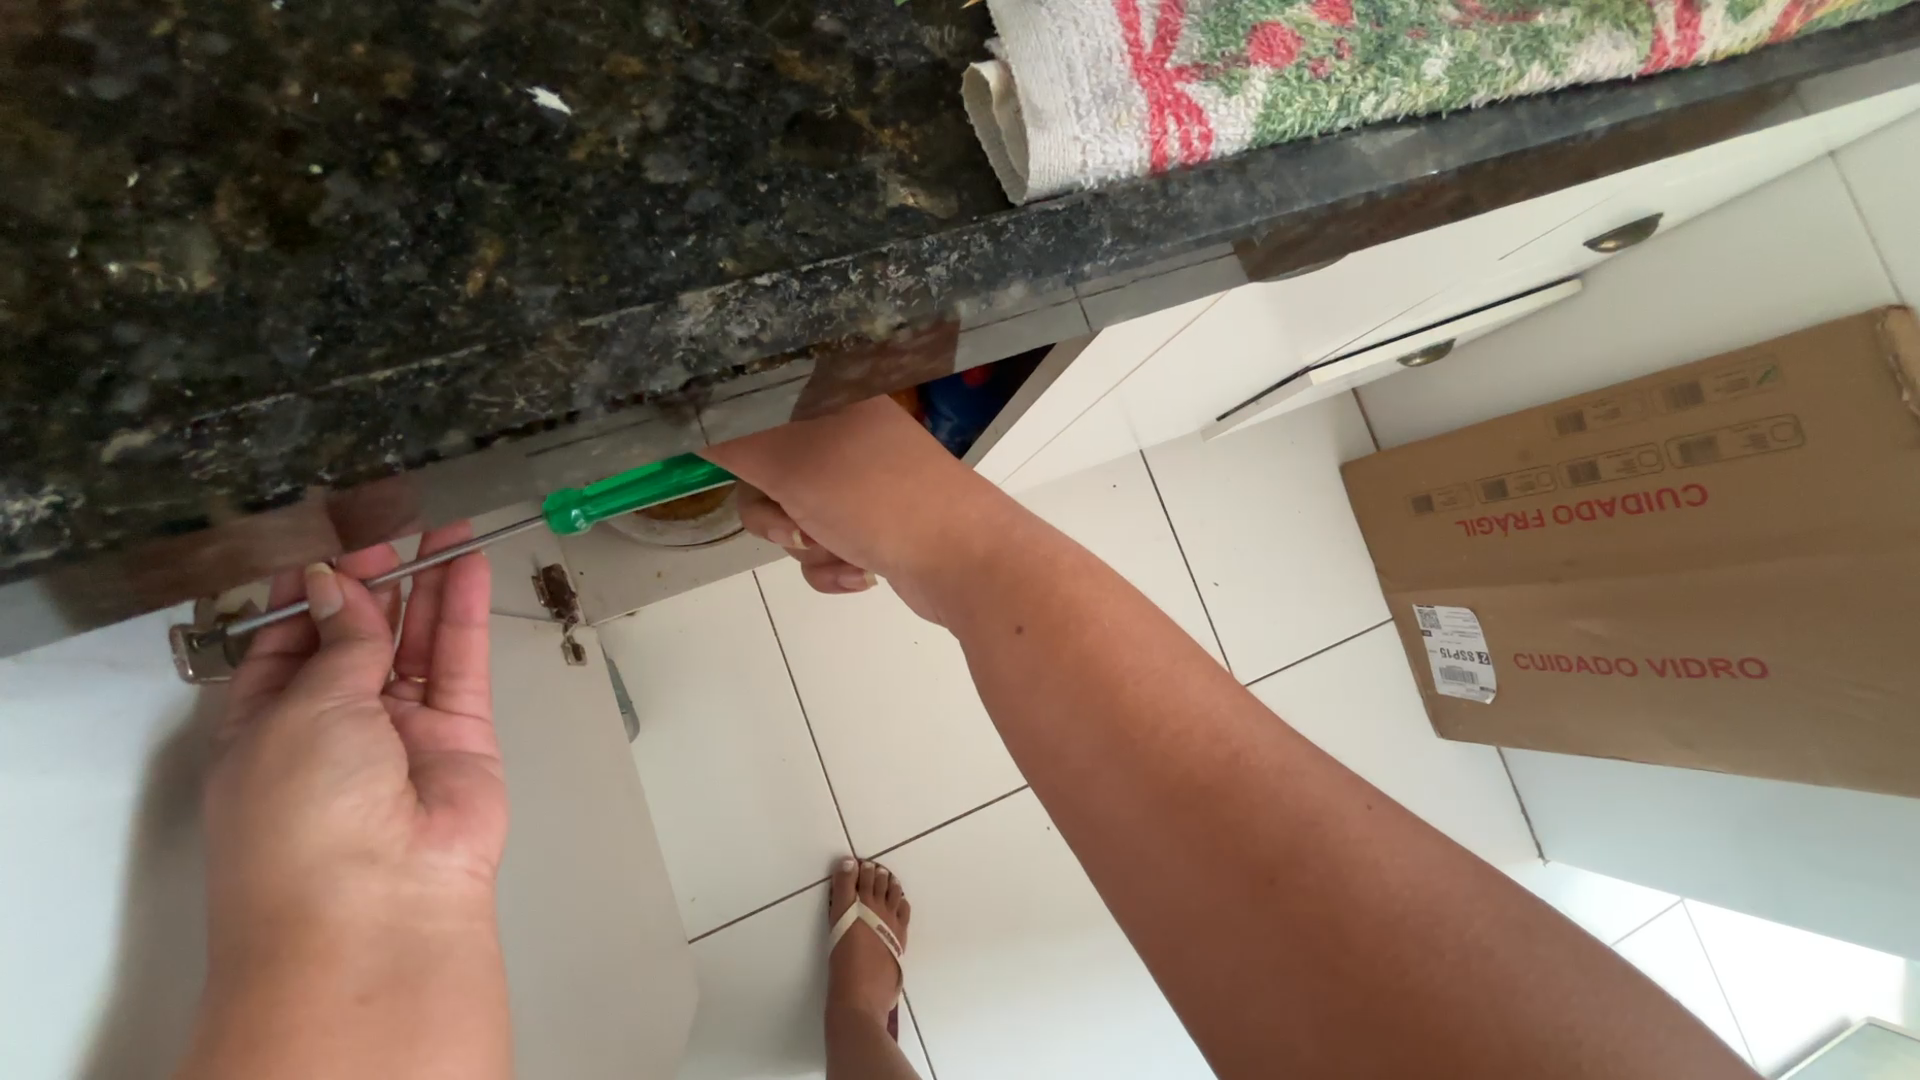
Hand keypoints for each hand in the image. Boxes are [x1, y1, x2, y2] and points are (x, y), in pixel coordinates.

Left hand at [202, 522, 503, 967]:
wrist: (379, 896)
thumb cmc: (303, 808)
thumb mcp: (303, 711)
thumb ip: (339, 641)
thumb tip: (333, 581)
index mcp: (267, 721)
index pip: (288, 641)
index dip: (311, 593)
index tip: (338, 549)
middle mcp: (336, 721)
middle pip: (359, 636)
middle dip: (376, 582)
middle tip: (401, 532)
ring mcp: (403, 724)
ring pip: (417, 642)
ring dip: (428, 586)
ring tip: (448, 532)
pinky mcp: (462, 728)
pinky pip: (461, 660)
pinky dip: (464, 613)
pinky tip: (470, 568)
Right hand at [705, 396, 1010, 624]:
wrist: (964, 562)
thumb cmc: (875, 499)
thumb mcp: (789, 462)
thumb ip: (730, 438)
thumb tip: (681, 410)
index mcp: (831, 399)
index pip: (756, 408)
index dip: (739, 447)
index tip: (737, 470)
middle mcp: (848, 436)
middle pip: (766, 474)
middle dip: (778, 513)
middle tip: (803, 521)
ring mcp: (865, 485)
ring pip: (793, 518)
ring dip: (809, 546)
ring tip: (846, 550)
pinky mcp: (877, 528)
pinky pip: (825, 550)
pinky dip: (835, 568)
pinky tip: (863, 574)